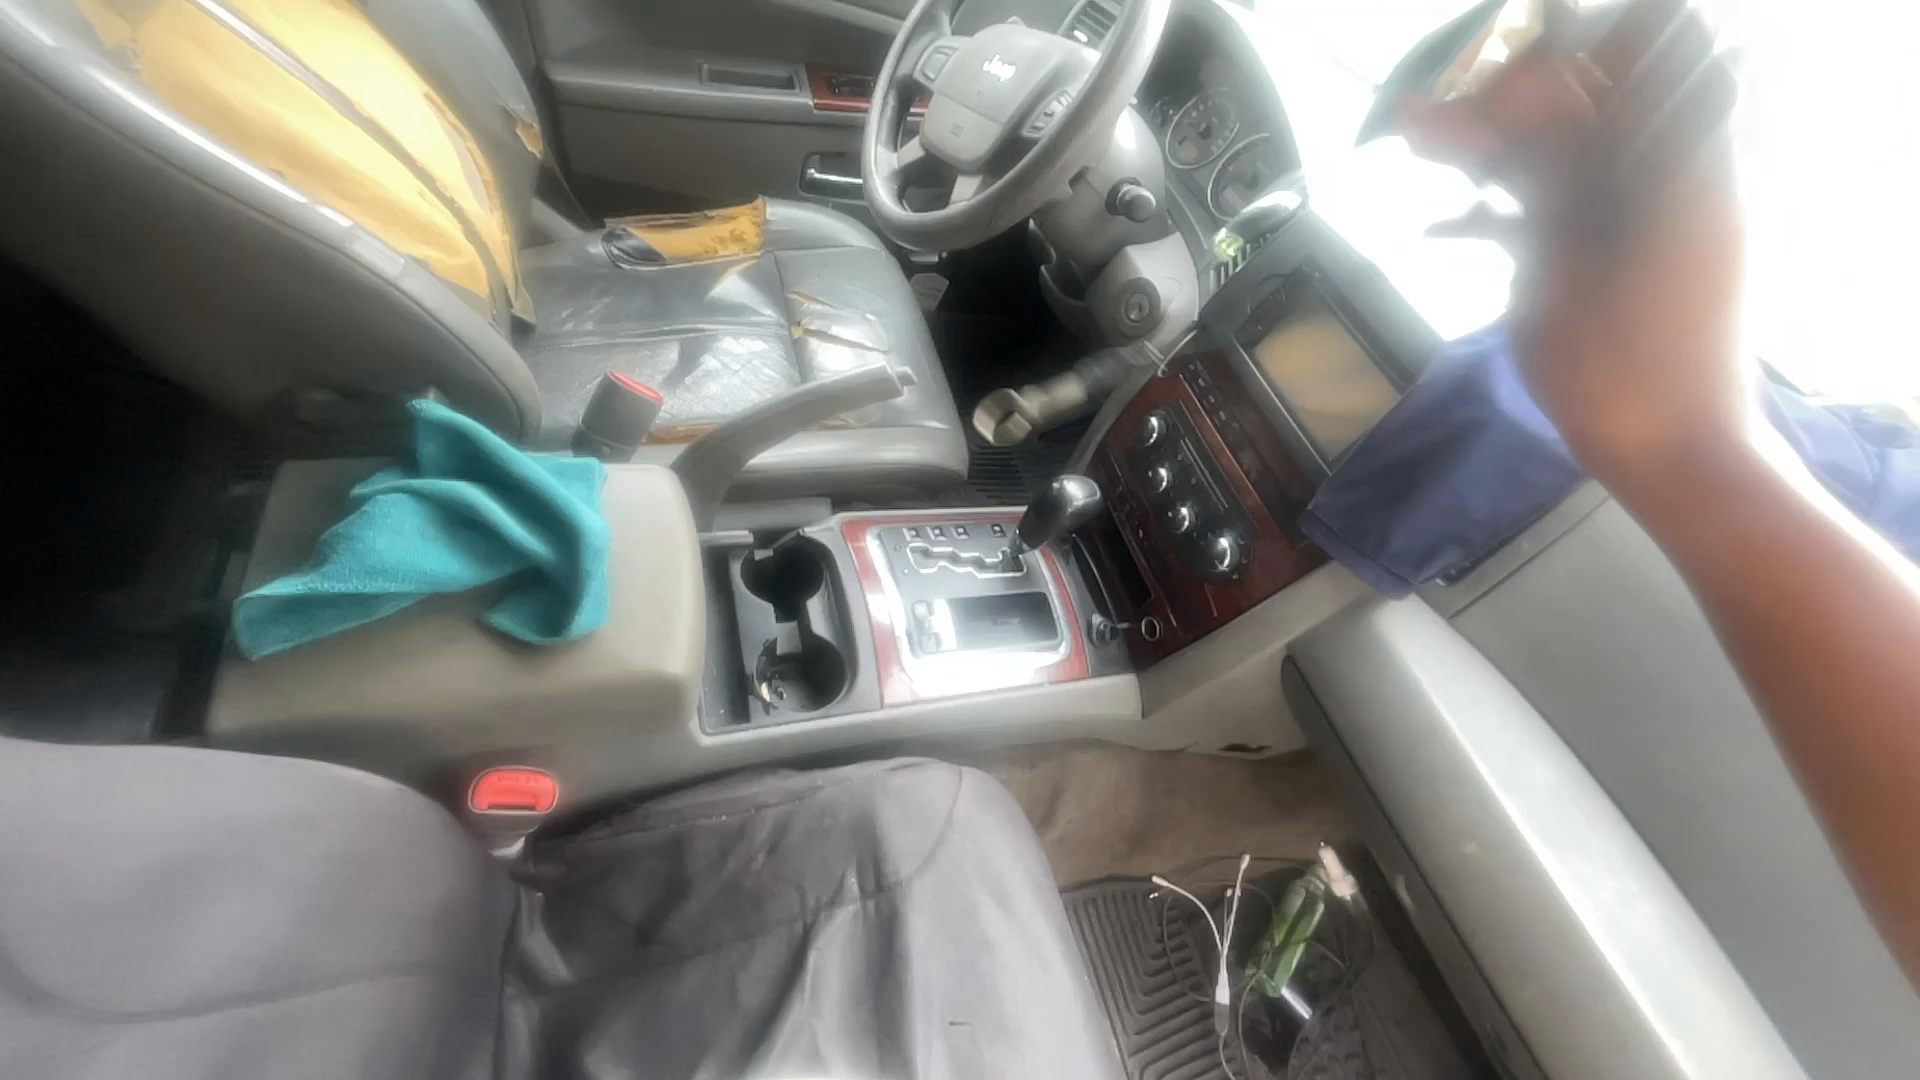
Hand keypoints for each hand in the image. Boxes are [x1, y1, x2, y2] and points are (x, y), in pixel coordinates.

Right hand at [1403, 0, 1751, 487]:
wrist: (1661, 440)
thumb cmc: (1636, 354)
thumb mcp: (1589, 252)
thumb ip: (1558, 166)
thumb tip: (1515, 86)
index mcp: (1683, 150)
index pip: (1635, 50)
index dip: (1562, 51)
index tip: (1489, 78)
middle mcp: (1657, 166)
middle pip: (1574, 104)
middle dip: (1495, 102)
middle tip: (1415, 120)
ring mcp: (1622, 213)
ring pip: (1546, 158)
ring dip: (1480, 153)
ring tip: (1412, 145)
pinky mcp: (1591, 256)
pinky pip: (1538, 215)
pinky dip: (1488, 214)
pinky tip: (1437, 223)